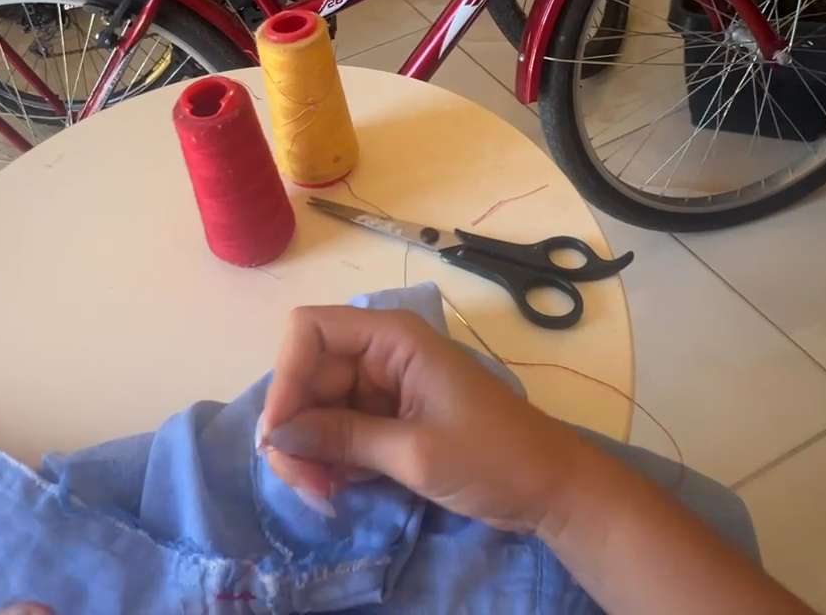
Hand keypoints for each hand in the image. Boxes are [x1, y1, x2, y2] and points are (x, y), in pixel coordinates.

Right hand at [257, 304, 595, 533]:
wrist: (550, 489)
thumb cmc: (493, 456)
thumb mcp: (415, 451)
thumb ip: (343, 438)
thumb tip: (275, 436)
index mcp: (391, 336)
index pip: (310, 330)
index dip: (287, 377)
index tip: (279, 436)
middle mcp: (379, 352)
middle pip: (309, 375)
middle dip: (296, 429)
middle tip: (303, 486)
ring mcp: (381, 385)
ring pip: (318, 407)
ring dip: (309, 451)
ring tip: (321, 495)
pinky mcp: (386, 417)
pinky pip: (339, 429)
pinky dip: (330, 459)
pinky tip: (335, 491)